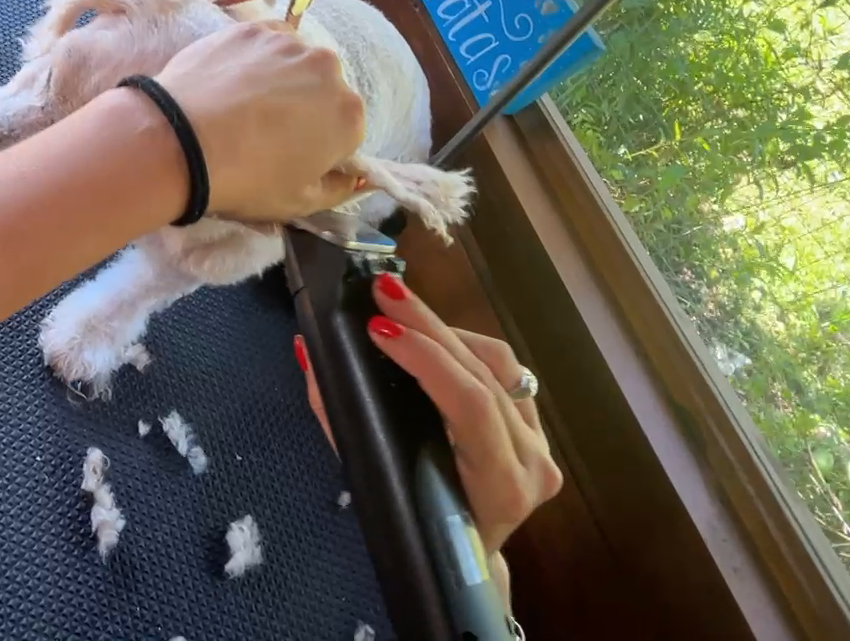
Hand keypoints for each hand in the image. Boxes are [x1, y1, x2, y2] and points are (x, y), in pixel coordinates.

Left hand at [154, 21, 364, 221]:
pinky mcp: (251, 28)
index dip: (320, 146)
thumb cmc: (244, 179)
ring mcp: (288, 43)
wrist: (178, 142)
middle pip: (323, 90)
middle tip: (264, 130)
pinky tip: (228, 81)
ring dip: (279, 79)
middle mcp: (328, 69)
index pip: (346, 131)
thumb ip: (339, 188)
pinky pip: (263, 43)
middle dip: (304, 107)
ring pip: (293, 62)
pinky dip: (253, 59)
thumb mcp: (299, 204)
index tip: (291, 156)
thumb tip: (354, 176)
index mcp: (348, 115)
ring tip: (241, 104)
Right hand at [293, 277, 561, 558]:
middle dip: (426, 324)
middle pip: (482, 373)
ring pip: (496, 363)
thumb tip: (309, 353)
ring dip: (444, 328)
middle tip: (383, 290)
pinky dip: (464, 341)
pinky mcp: (536, 424)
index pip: (469, 406)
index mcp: (498, 488)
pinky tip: (431, 332)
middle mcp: (531, 464)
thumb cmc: (413, 523)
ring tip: (400, 309)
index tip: (378, 328)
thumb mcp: (373, 479)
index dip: (426, 359)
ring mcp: (541, 442)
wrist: (466, 559)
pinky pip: (506, 367)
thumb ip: (338, 416)